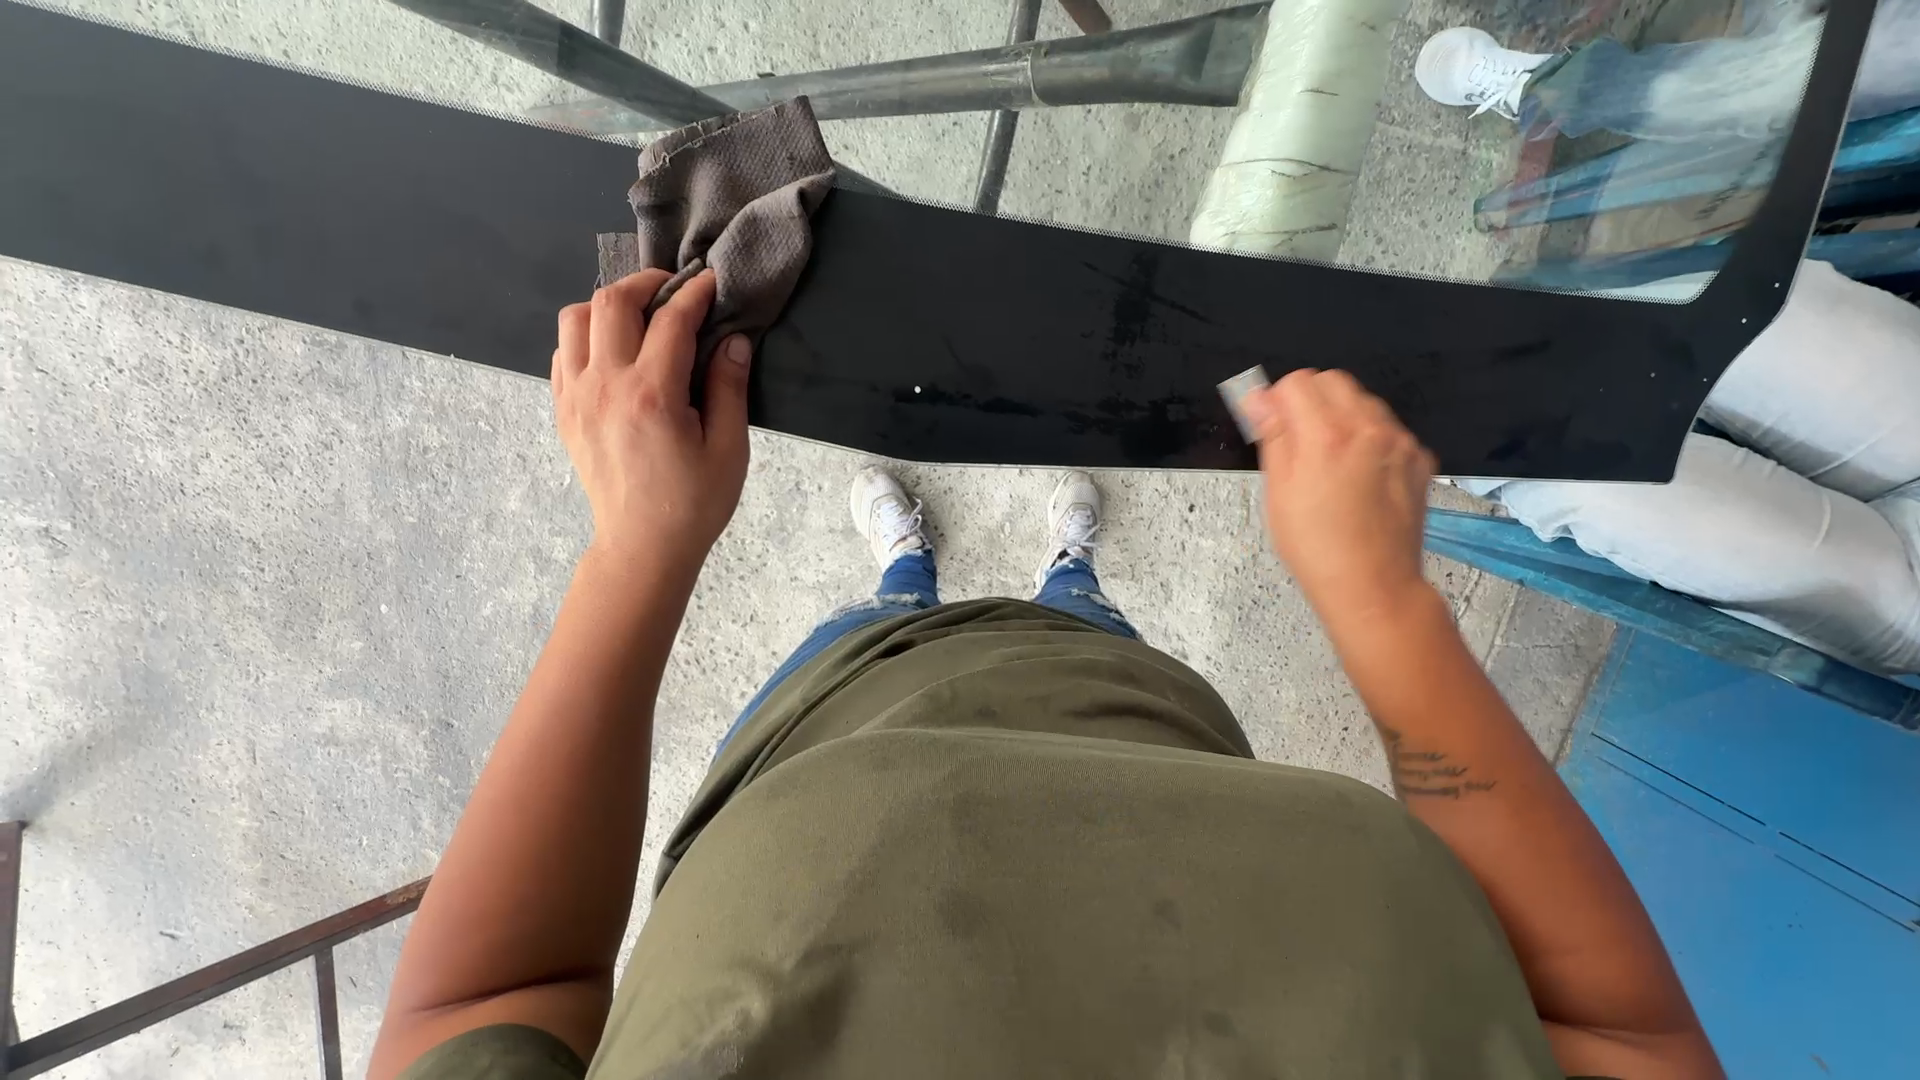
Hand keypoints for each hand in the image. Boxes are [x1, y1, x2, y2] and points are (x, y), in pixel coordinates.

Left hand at [552, 269, 751, 574]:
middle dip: (647, 284)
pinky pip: (563, 352)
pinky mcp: (563, 411)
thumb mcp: (729, 448)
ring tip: (640, 319)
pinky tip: (615, 354)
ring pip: (575, 318)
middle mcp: (606, 386)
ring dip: (609, 306)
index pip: (672, 320)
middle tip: (675, 292)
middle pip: (612, 302)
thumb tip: (732, 339)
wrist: (643, 545)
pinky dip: (587, 337)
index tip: (713, 283)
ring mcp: (576, 397)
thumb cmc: (696, 502)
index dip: (696, 294)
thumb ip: (728, 387)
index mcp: (653, 395)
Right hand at [1243, 368, 1436, 626]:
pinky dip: (1369, 438)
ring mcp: (1400, 442)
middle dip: (1310, 400)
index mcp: (1326, 436)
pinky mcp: (1419, 459)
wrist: (1372, 584)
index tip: (1272, 424)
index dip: (1278, 401)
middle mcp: (1369, 429)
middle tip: (1296, 440)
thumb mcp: (1278, 491)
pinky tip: (1357, 475)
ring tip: (1328, 462)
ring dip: (1340, 417)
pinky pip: (1389, 429)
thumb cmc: (1318, 547)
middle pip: (1334, 381)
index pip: (1298, 382)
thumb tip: (1260, 399)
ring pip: (1364, 402)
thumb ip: (1273, 435)